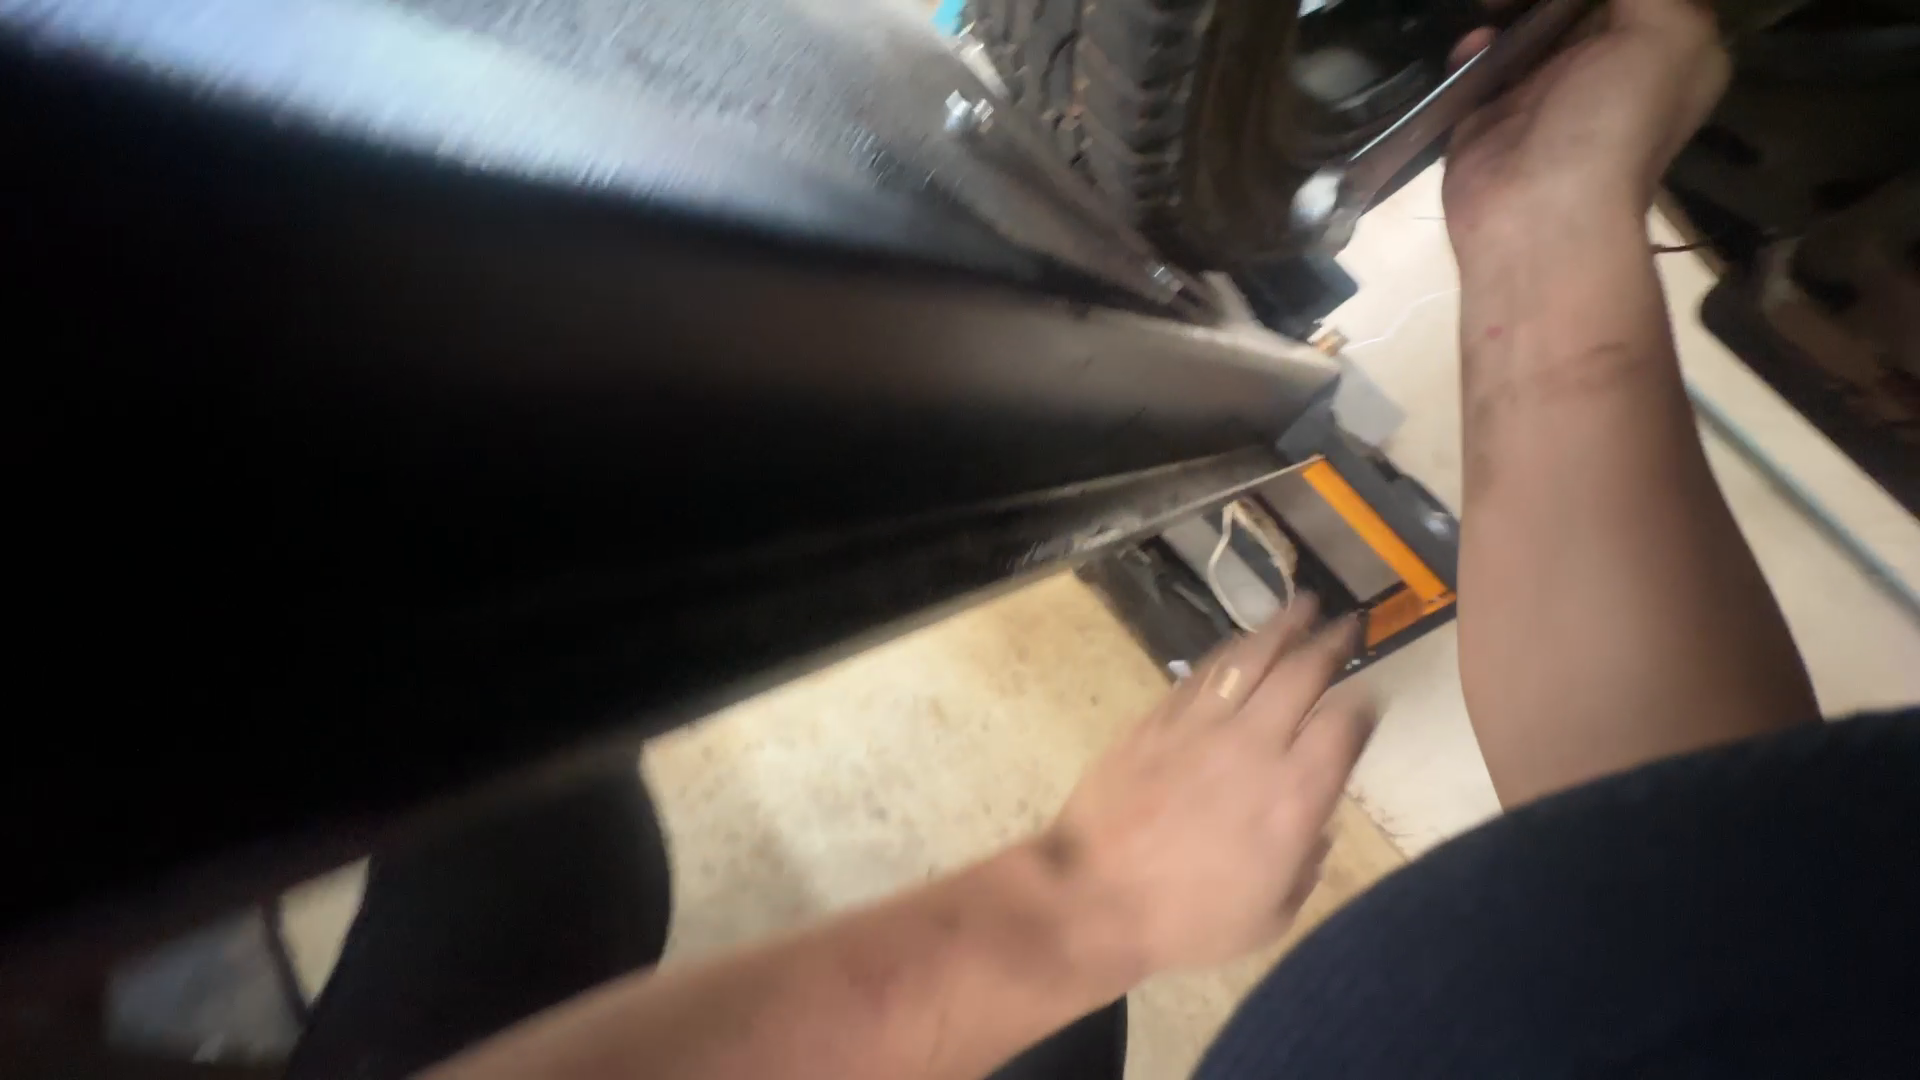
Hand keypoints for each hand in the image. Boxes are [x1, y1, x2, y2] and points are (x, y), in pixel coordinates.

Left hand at [1036, 596, 1376, 976]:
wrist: (1097, 892)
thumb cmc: (1190, 917)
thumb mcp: (1271, 913)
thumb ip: (1305, 860)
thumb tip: (1316, 821)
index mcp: (1293, 794)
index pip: (1343, 725)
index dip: (1362, 703)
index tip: (1368, 692)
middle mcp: (1252, 745)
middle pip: (1300, 675)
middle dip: (1329, 642)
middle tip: (1345, 622)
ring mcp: (1199, 725)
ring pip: (1248, 660)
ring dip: (1278, 630)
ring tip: (1298, 607)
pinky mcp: (1156, 718)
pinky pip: (1199, 675)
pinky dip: (1225, 655)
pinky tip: (1236, 645)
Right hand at [1441, 0, 1728, 256]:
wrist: (1535, 212)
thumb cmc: (1612, 122)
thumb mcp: (1665, 29)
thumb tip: (1580, 3)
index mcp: (1661, 49)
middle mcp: (1601, 71)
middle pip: (1575, 10)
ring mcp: (1538, 98)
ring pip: (1525, 34)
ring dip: (1510, 15)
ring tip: (1493, 8)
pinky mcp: (1483, 122)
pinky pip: (1476, 74)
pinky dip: (1471, 54)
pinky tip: (1471, 46)